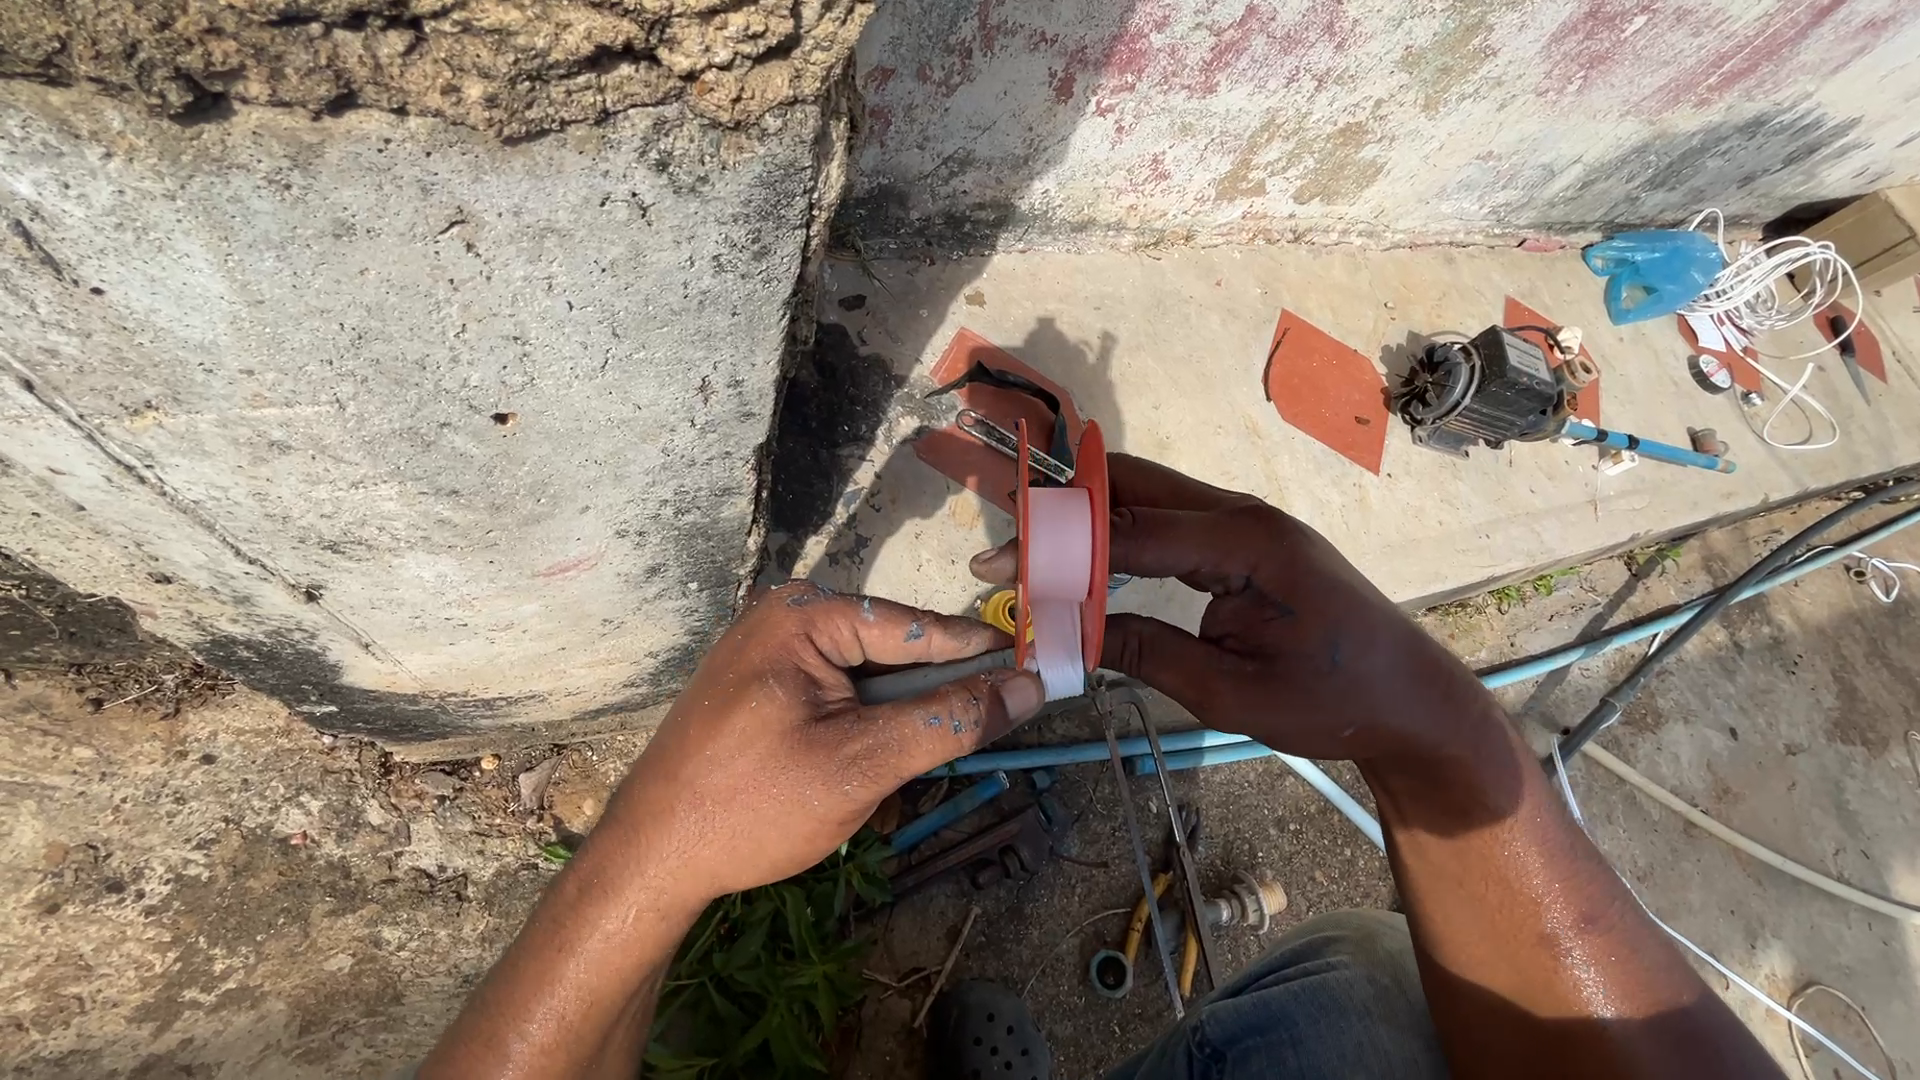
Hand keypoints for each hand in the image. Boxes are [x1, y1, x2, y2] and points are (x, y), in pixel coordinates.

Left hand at [594, 582, 1043, 904]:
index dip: (982, 653)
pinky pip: (835, 697)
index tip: (1037, 669)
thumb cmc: (752, 807)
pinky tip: (861, 771)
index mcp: (806, 614)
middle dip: (928, 702)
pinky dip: (861, 730)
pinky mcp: (762, 686)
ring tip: (905, 772)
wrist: (647, 861)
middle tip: (974, 739)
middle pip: (893, 653)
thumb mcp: (863, 762)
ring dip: (894, 725)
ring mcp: (769, 651)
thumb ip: (949, 720)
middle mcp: (786, 617)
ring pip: (867, 681)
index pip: (918, 627)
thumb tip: (1027, 687)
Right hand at [972, 454, 1490, 763]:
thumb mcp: (1228, 692)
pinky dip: (1121, 530)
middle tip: (1013, 542)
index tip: (1000, 562)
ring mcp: (1246, 520)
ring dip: (1090, 515)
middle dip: (1067, 508)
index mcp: (1248, 543)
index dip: (1060, 546)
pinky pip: (1168, 516)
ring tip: (1037, 548)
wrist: (1410, 700)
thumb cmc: (1331, 702)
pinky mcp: (1244, 536)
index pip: (1132, 528)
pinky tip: (1090, 556)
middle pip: (1135, 484)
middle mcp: (1243, 513)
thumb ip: (1146, 651)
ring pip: (1148, 492)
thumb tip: (1070, 630)